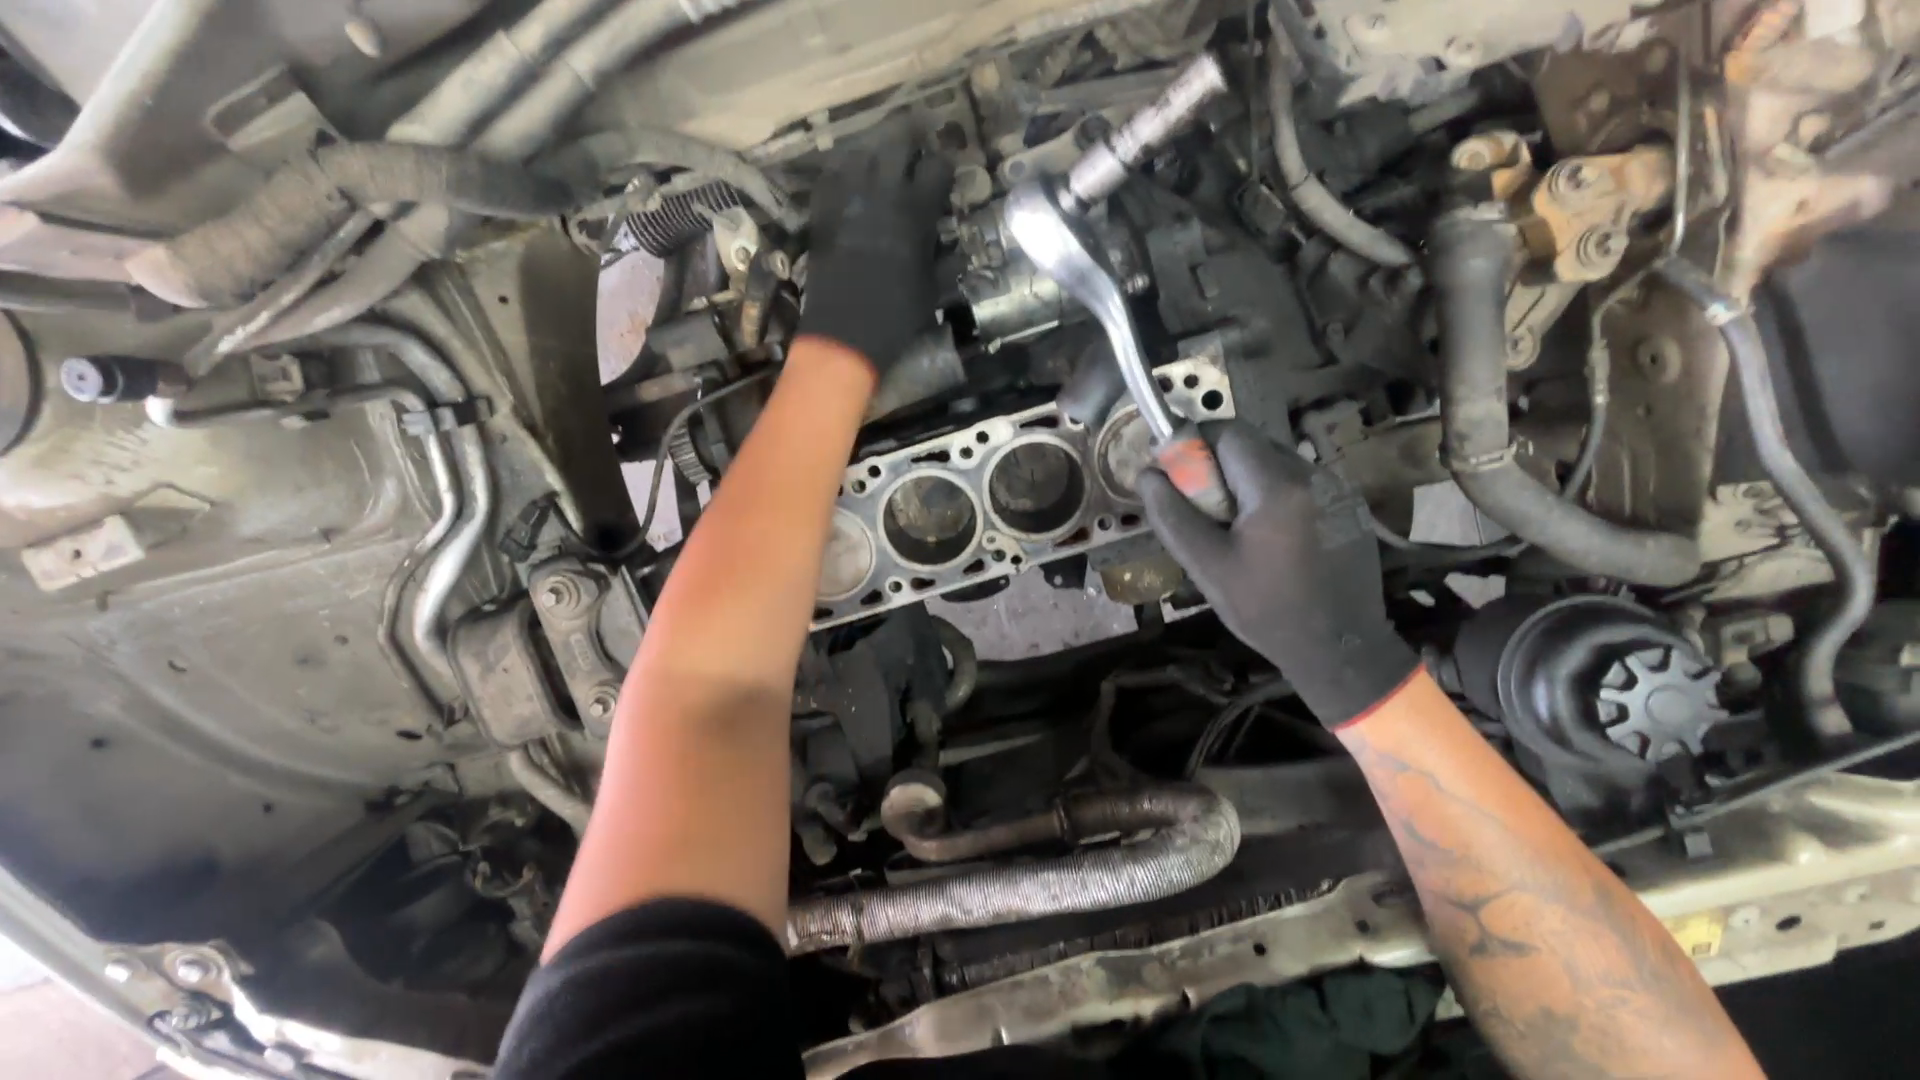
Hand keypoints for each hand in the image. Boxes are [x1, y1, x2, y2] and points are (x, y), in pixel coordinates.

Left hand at [797, 126, 953, 376]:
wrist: (845, 335)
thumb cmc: (896, 316)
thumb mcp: (933, 289)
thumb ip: (944, 260)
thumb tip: (954, 248)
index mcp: (916, 211)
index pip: (937, 167)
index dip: (944, 164)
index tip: (946, 168)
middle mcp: (883, 193)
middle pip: (897, 140)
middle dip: (911, 134)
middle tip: (917, 136)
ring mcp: (848, 198)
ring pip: (861, 150)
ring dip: (875, 146)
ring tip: (884, 152)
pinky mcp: (822, 211)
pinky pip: (832, 174)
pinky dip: (844, 167)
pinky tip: (851, 173)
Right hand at [1138, 422, 1420, 728]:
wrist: (1340, 648)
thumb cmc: (1265, 610)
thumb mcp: (1207, 567)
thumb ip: (1172, 516)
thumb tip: (1146, 474)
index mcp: (1276, 486)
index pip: (1227, 431)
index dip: (1194, 444)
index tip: (1176, 476)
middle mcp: (1312, 474)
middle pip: (1251, 445)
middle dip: (1217, 466)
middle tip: (1201, 509)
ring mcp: (1336, 488)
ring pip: (1274, 463)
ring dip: (1244, 482)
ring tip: (1233, 530)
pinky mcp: (1347, 506)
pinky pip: (1297, 485)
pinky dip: (1271, 498)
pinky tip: (1269, 540)